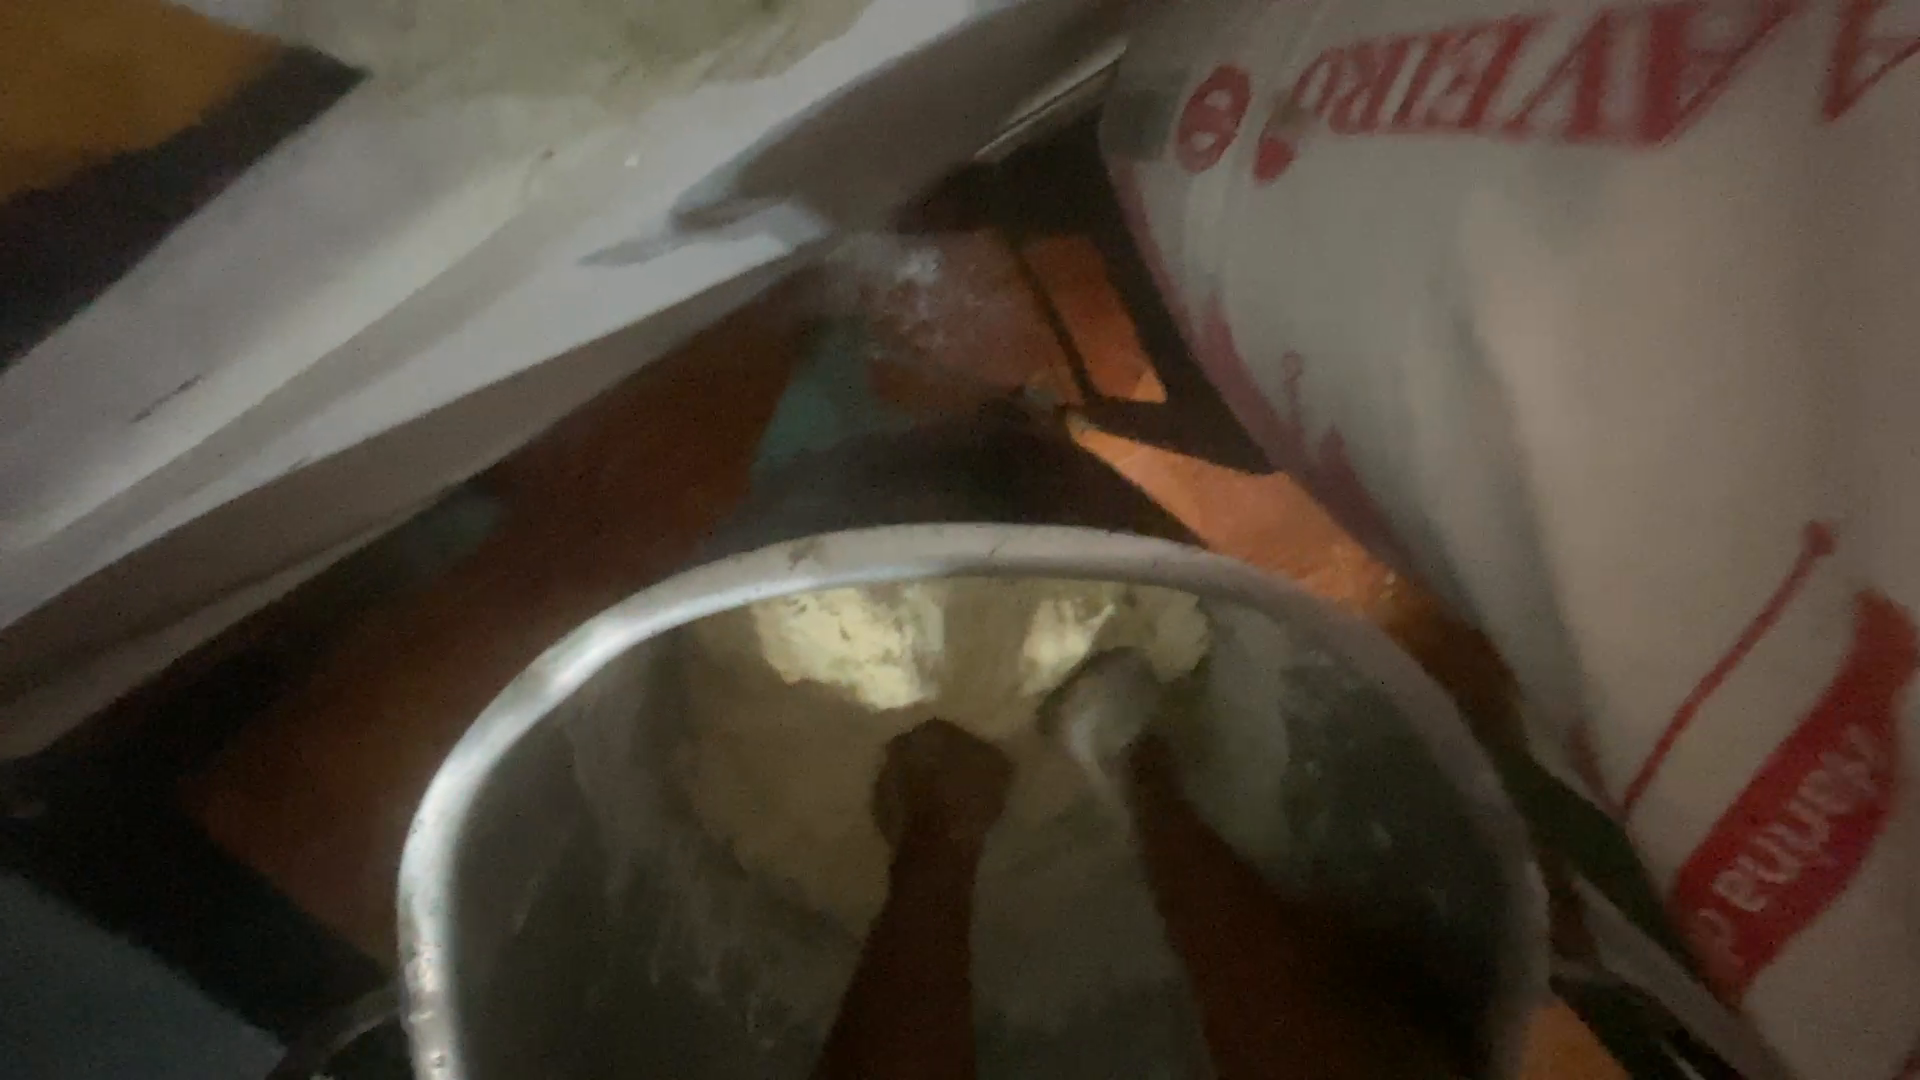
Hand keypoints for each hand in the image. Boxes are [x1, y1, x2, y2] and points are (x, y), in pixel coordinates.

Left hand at [872, 719, 1012, 851]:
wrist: (938, 842)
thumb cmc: (971, 797)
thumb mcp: (998, 768)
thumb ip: (986, 753)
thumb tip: (983, 753)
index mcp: (931, 728)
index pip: (944, 730)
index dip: (957, 747)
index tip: (968, 762)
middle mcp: (903, 744)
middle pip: (918, 748)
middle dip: (930, 760)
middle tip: (950, 779)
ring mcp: (885, 774)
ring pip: (903, 772)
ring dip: (915, 781)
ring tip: (937, 802)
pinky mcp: (876, 804)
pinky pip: (896, 799)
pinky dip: (906, 805)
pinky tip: (923, 818)